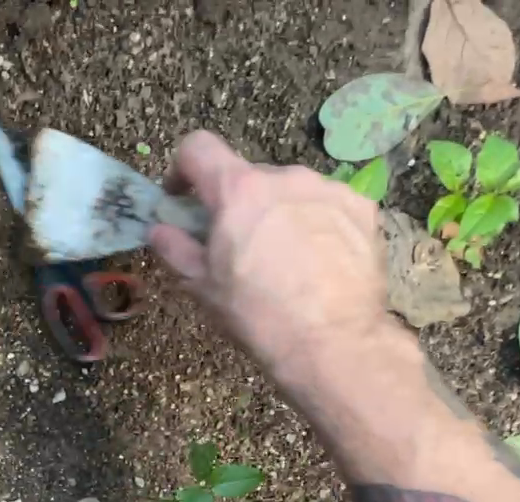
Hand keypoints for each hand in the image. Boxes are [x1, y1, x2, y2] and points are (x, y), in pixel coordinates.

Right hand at [150, 131, 400, 386]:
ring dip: (270, 213)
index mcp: (237, 192)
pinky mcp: (360, 205)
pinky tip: (309, 261)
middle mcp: (284, 177)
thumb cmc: (253, 311)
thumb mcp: (199, 284)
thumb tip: (159, 229)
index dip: (181, 169)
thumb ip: (174, 248)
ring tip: (273, 259)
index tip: (180, 199)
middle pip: (245, 178)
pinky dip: (306, 222)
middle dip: (231, 205)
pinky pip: (320, 204)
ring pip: (284, 192)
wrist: (328, 336)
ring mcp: (327, 188)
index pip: (198, 148)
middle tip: (228, 248)